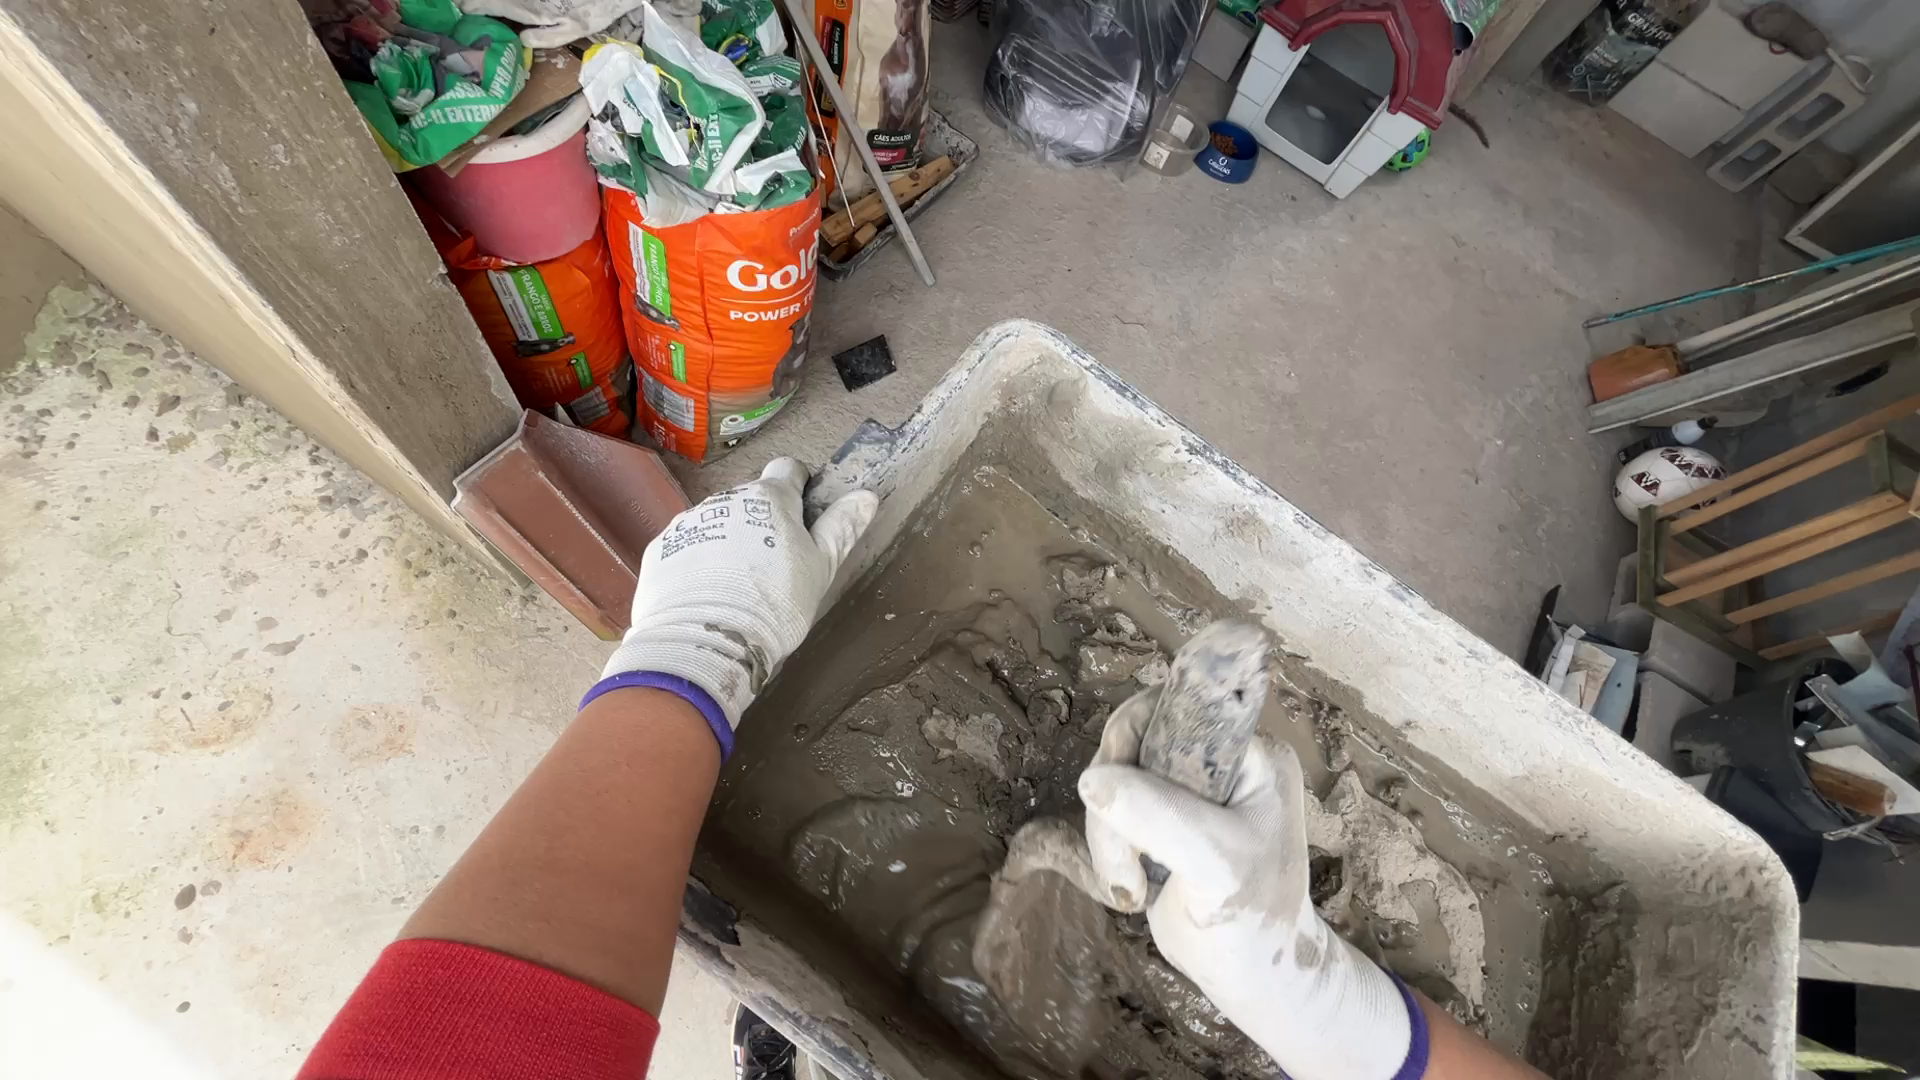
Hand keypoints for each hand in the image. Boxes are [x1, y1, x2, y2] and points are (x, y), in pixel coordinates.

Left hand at [587, 458, 877, 756]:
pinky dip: (700, 560)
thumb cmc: (776, 603)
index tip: (803, 516)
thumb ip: (842, 527)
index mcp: (770, 497)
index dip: (799, 488)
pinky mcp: (661, 548)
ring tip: (738, 583)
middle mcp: (727, 498)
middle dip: (763, 520)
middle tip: (774, 564)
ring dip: (730, 539)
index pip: (788, 469)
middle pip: (751, 499)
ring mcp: (689, 521)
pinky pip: (688, 545)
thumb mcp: (821, 567)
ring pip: (719, 521)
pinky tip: (709, 592)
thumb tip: (866, 496)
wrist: (706, 642)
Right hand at [1079, 696, 1424, 1079]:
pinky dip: (1106, 842)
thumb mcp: (1216, 863)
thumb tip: (1090, 780)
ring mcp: (1183, 786)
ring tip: (1130, 885)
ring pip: (1112, 775)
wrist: (1253, 978)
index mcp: (1247, 752)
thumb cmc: (1253, 921)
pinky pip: (1110, 804)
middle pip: (1133, 740)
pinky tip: (1129, 882)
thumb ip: (1160, 814)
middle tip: (1123, 861)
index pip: (1177, 706)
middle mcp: (1215, 758)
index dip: (1135, 731)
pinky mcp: (1157, 814)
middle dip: (1114, 799)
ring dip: (1106, 831)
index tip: (1116, 780)